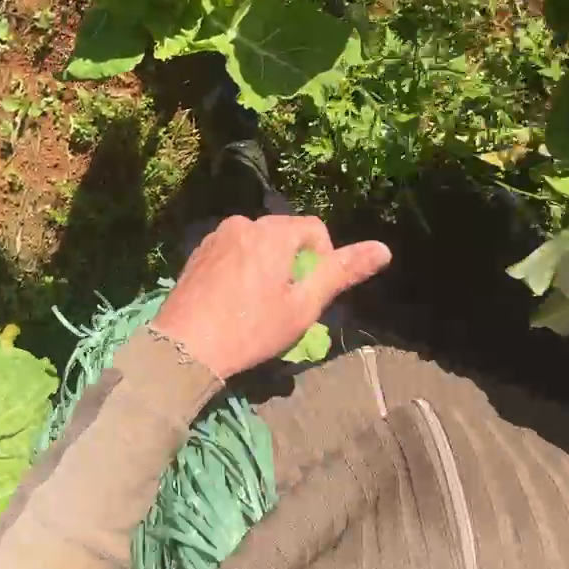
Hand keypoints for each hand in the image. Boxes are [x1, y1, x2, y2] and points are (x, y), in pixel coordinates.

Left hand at [151, 215, 392, 378]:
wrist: (185, 346)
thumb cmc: (251, 329)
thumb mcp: (303, 306)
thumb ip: (342, 272)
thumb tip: (384, 249)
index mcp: (273, 232)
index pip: (314, 229)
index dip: (322, 259)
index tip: (310, 293)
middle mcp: (244, 223)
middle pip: (284, 234)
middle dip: (293, 262)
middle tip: (284, 303)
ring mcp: (217, 235)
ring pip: (257, 241)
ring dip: (266, 264)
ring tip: (257, 303)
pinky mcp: (199, 251)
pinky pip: (233, 249)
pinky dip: (241, 267)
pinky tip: (233, 299)